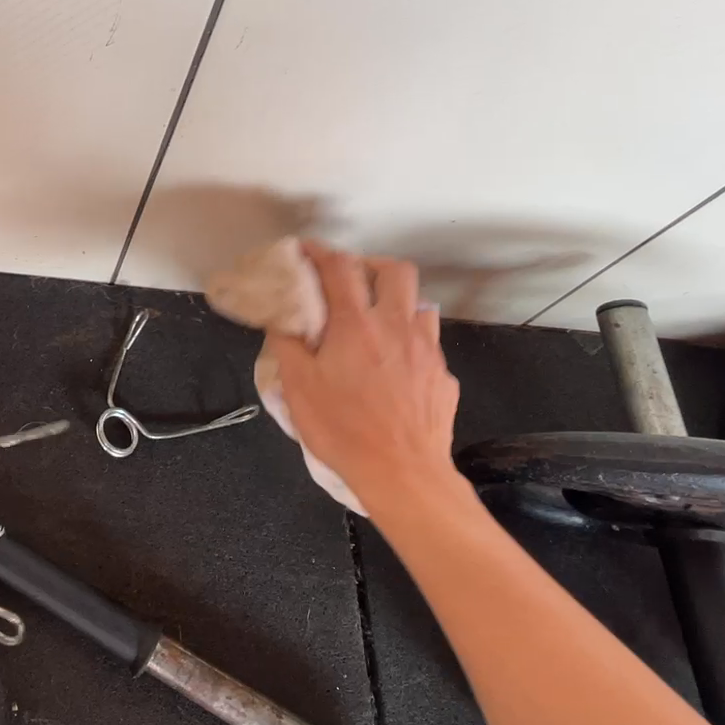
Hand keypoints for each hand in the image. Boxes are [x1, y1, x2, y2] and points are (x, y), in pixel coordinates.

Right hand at [268, 245, 459, 514]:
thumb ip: (287, 344)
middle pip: (396, 271)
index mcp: (355, 325)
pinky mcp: (443, 378)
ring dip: (394, 304)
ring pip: (418, 306)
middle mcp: (396, 327)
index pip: (339, 269)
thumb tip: (281, 319)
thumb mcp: (298, 386)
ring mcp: (427, 351)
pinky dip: (407, 343)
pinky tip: (391, 369)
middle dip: (371, 266)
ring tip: (372, 325)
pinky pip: (427, 346)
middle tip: (350, 281)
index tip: (306, 250)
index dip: (320, 252)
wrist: (402, 474)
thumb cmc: (342, 427)